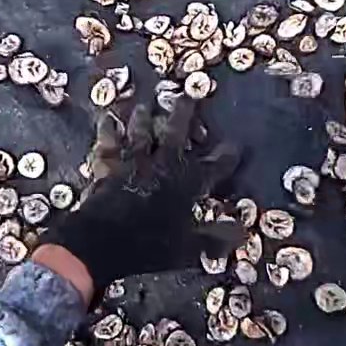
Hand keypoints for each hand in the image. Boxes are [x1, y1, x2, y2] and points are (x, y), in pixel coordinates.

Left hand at [39, 98, 240, 292]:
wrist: (102, 239)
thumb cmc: (149, 245)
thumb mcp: (189, 248)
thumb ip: (215, 239)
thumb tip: (242, 233)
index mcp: (186, 182)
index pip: (215, 166)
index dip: (226, 156)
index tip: (236, 145)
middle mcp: (161, 164)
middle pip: (175, 133)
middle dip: (184, 115)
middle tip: (188, 96)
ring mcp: (132, 161)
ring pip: (140, 132)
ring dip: (144, 118)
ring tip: (146, 105)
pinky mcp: (107, 165)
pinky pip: (107, 142)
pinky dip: (107, 130)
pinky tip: (106, 118)